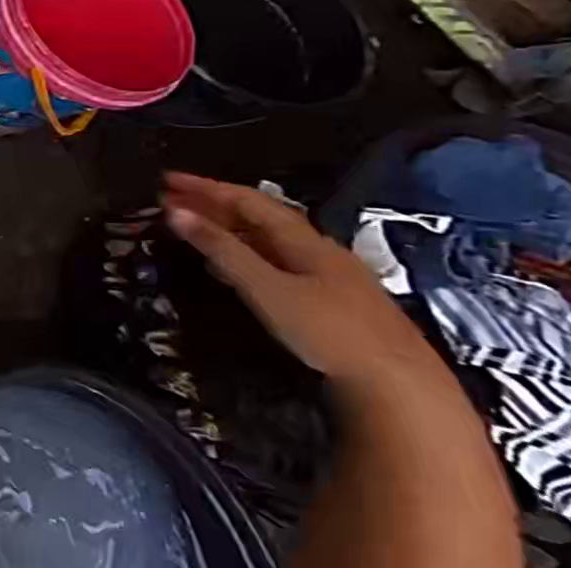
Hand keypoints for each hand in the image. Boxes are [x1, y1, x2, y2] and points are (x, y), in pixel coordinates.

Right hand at [161, 172, 441, 387]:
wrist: (402, 391)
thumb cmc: (330, 333)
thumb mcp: (266, 288)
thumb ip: (221, 249)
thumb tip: (175, 212)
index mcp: (305, 241)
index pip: (249, 200)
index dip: (206, 187)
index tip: (168, 180)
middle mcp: (319, 251)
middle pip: (261, 217)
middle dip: (214, 204)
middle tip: (172, 199)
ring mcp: (330, 277)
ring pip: (269, 240)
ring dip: (227, 228)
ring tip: (192, 227)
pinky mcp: (332, 302)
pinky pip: (276, 262)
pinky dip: (244, 253)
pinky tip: (229, 266)